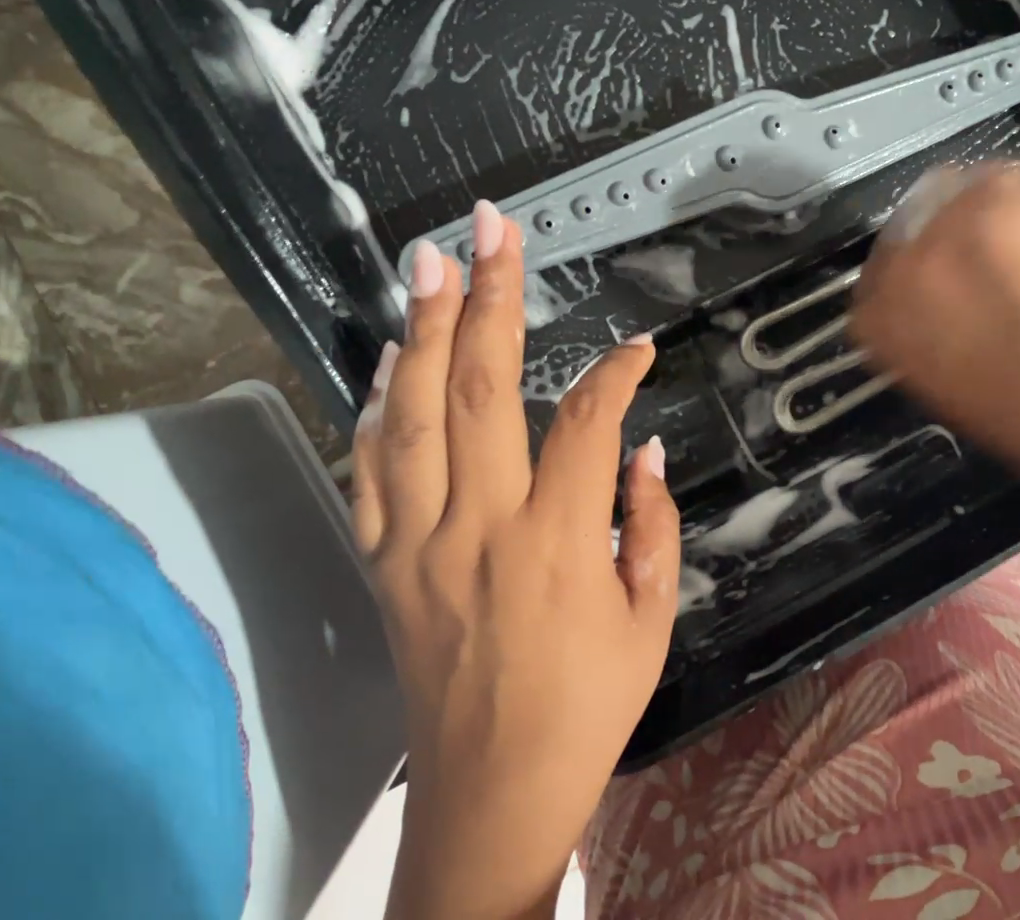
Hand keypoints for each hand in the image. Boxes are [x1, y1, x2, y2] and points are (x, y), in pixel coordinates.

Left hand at [349, 201, 680, 919]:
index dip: (616, 373)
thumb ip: (652, 527)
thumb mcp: (650, 622)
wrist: (493, 789)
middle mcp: (482, 527)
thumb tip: (641, 449)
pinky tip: (390, 360)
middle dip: (491, 299)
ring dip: (423, 331)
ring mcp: (418, 542)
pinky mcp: (381, 564)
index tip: (636, 347)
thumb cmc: (588, 707)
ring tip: (431, 263)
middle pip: (482, 389)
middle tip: (492, 229)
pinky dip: (376, 408)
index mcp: (560, 543)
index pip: (589, 424)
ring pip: (412, 415)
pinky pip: (367, 472)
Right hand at [851, 162, 1019, 492]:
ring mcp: (943, 227)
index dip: (915, 276)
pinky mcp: (994, 197)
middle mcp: (896, 268)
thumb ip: (924, 342)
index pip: (876, 281)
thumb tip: (936, 316)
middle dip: (943, 241)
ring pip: (952, 195)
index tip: (943, 281)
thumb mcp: (947, 391)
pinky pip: (1001, 180)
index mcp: (878, 325)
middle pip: (908, 230)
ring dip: (979, 213)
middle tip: (989, 258)